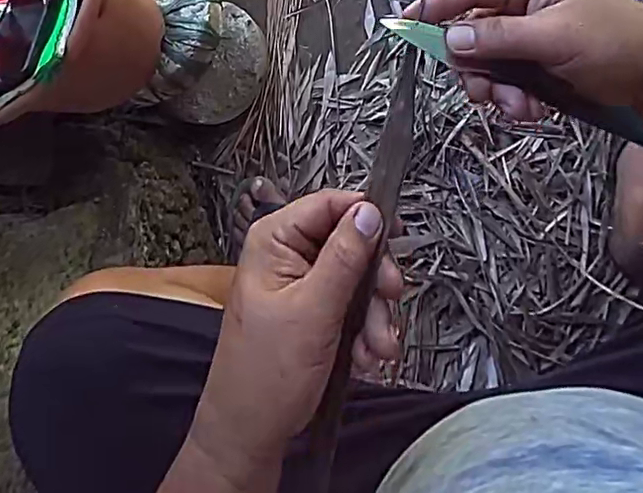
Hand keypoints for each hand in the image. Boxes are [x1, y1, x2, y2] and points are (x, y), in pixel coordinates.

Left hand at [179, 190, 403, 488]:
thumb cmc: (261, 380)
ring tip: (375, 343)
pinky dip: (365, 328)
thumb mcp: (313, 310)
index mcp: (274, 240)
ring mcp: (300, 283)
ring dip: (374, 312)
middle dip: (374, 277)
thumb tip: (368, 213)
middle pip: (349, 240)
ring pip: (356, 276)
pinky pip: (352, 303)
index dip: (365, 214)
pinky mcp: (313, 308)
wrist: (249, 439)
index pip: (329, 203)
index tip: (394, 232)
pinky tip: (364, 353)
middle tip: (388, 296)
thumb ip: (344, 257)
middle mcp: (286, 255)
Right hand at [408, 0, 642, 122]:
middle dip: (475, 66)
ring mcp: (528, 40)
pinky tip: (533, 111)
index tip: (405, 21)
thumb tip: (451, 37)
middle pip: (472, 33)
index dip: (438, 5)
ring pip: (485, 64)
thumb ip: (501, 37)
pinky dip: (512, 101)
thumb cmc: (615, 41)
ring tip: (520, 108)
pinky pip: (505, 83)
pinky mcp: (536, 69)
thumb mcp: (556, 36)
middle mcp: (522, 8)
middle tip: (482, 91)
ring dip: (495, 90)